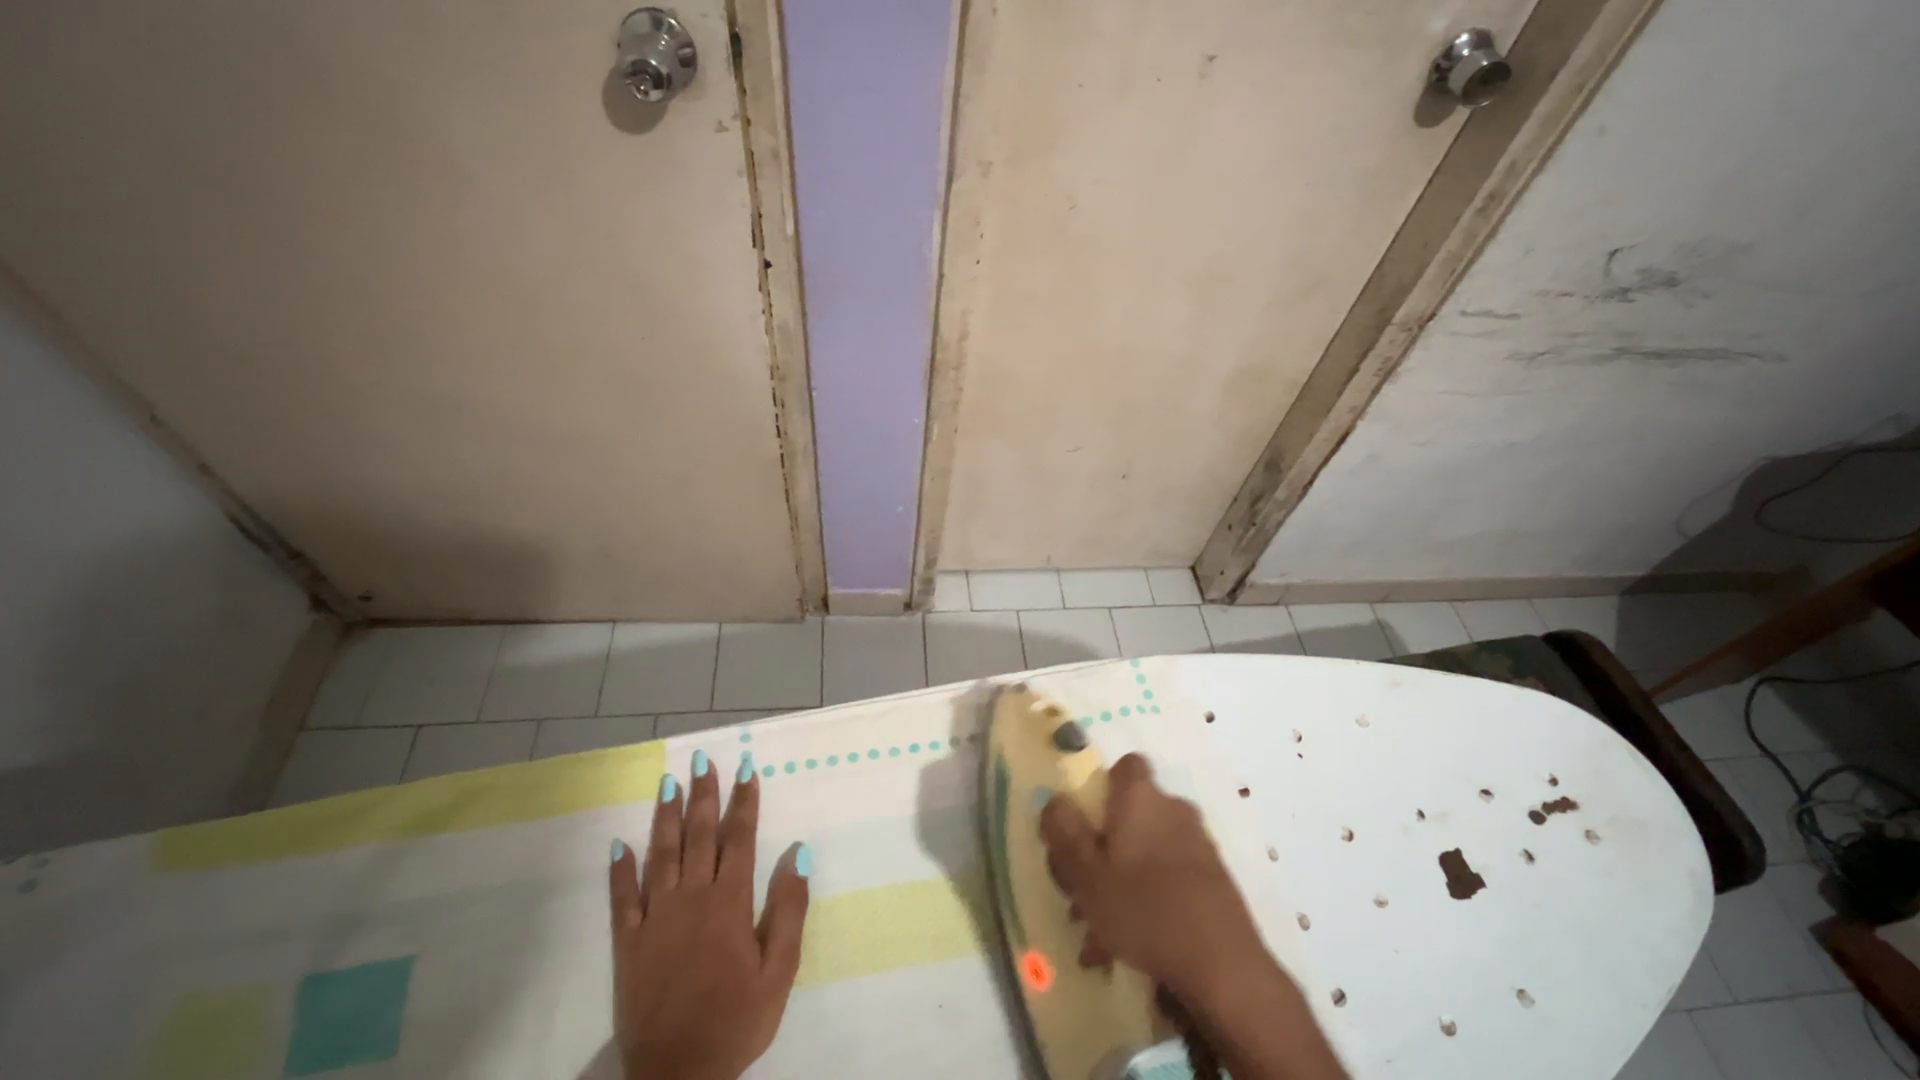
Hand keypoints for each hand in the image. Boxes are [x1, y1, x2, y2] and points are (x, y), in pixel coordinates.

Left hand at [609, 752, 810, 1079]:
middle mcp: (691, 899)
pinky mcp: (628, 943)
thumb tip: (798, 852)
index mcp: (730, 904)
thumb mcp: (780, 971)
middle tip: (703, 760)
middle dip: (703, 795)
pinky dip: (620, 870)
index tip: (746, 769)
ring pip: (660, 855)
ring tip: (668, 783)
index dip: (744, 802)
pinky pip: (622, 898)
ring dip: (665, 817)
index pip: (740, 840)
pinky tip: (619, 844)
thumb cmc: (737, 1020)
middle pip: (698, 836)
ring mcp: (655, 918)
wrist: (678, 1072)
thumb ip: (788, 909)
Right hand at [1038, 753, 1265, 999]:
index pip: (1125, 766)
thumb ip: (1064, 831)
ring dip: (1120, 883)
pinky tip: (1128, 945)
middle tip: (1079, 891)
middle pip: (1130, 816)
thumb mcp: (1085, 873)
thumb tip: (1054, 799)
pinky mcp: (1213, 880)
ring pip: (1146, 853)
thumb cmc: (1143, 909)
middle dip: (1102, 849)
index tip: (1083, 821)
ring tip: (1098, 933)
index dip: (1101, 787)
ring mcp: (1198, 845)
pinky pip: (1168, 880)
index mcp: (1141, 799)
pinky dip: (1147, 902)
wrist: (1223, 964)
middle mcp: (1173, 811)